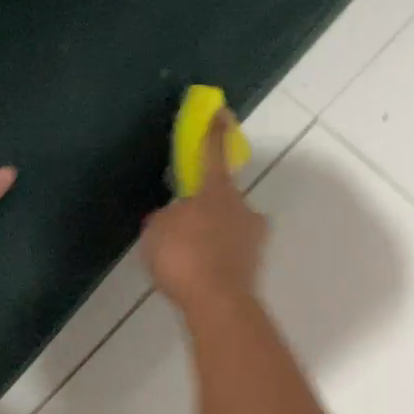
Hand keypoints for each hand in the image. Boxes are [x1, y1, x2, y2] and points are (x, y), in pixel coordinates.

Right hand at [142, 111, 266, 315]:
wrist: (218, 303)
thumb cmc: (185, 257)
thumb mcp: (159, 228)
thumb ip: (170, 216)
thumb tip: (180, 218)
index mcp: (217, 192)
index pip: (213, 153)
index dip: (214, 132)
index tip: (222, 111)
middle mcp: (242, 208)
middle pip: (222, 197)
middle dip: (204, 207)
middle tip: (181, 226)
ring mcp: (253, 236)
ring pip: (227, 226)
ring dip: (210, 235)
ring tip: (185, 258)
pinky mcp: (254, 263)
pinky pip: (228, 251)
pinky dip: (214, 257)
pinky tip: (197, 274)